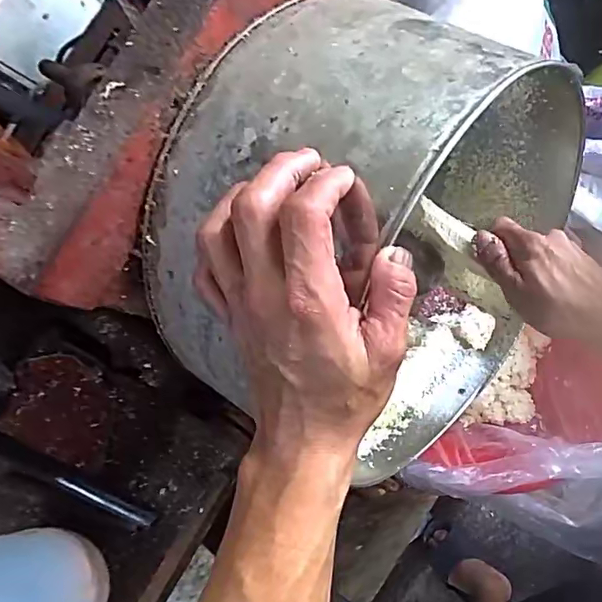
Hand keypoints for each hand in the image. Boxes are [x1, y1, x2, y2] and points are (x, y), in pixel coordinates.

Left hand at [196, 150, 417, 462]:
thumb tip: (392, 254)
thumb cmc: (347, 398)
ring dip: (245, 194)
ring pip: (218, 228)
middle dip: (282, 171)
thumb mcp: (390, 351)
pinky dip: (218, 234)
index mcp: (309, 299)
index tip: (346, 181)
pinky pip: (206, 264)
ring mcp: (239, 302)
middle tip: (310, 163)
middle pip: (253, 207)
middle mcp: (265, 292)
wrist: (302, 438)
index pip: (303, 216)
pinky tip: (243, 231)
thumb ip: (395, 297)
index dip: (326, 184)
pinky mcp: (229, 315)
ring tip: (276, 187)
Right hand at [472, 218, 601, 339]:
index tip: (493, 265)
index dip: (492, 243)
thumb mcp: (516, 291)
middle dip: (516, 257)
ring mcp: (570, 245)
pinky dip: (554, 269)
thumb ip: (497, 263)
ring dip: (537, 264)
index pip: (500, 225)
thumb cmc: (555, 308)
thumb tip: (480, 236)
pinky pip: (559, 258)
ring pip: (542, 249)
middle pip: (522, 239)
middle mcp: (550, 236)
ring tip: (542, 292)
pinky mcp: (584, 257)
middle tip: (518, 287)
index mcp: (529, 242)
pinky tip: (561, 290)